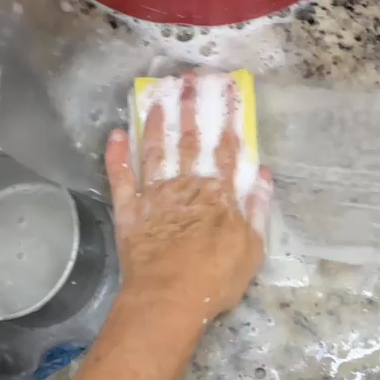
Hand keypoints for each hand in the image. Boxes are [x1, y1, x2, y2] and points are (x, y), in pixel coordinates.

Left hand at [104, 84, 270, 327]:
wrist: (168, 298)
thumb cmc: (215, 279)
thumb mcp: (251, 249)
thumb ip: (256, 209)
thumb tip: (262, 175)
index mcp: (218, 195)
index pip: (225, 150)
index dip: (227, 120)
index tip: (228, 93)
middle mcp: (185, 186)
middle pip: (188, 141)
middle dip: (190, 109)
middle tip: (188, 81)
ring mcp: (154, 196)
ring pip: (154, 151)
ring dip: (156, 123)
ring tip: (156, 98)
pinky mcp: (128, 211)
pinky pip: (121, 178)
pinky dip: (117, 156)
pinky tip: (116, 135)